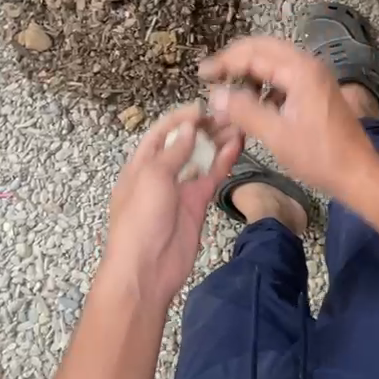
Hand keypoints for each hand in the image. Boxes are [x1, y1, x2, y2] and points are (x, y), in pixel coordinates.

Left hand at [99, 103, 241, 308]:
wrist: (146, 271)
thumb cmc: (140, 219)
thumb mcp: (152, 177)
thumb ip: (173, 151)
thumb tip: (189, 127)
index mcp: (141, 163)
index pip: (162, 131)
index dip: (181, 117)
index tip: (203, 106)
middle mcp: (161, 172)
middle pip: (185, 142)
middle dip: (204, 127)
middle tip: (228, 113)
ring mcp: (180, 187)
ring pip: (201, 157)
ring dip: (217, 140)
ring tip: (238, 124)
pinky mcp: (197, 202)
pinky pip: (212, 176)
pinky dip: (224, 160)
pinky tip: (237, 145)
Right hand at [200, 36, 378, 198]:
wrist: (359, 173)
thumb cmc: (319, 156)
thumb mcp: (276, 135)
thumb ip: (244, 111)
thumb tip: (215, 95)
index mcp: (300, 70)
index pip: (254, 54)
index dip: (225, 62)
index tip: (202, 74)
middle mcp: (308, 65)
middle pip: (264, 49)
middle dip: (235, 60)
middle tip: (212, 74)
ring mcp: (314, 76)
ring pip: (274, 61)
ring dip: (250, 71)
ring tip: (229, 89)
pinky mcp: (316, 89)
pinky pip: (284, 76)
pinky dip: (265, 84)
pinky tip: (254, 104)